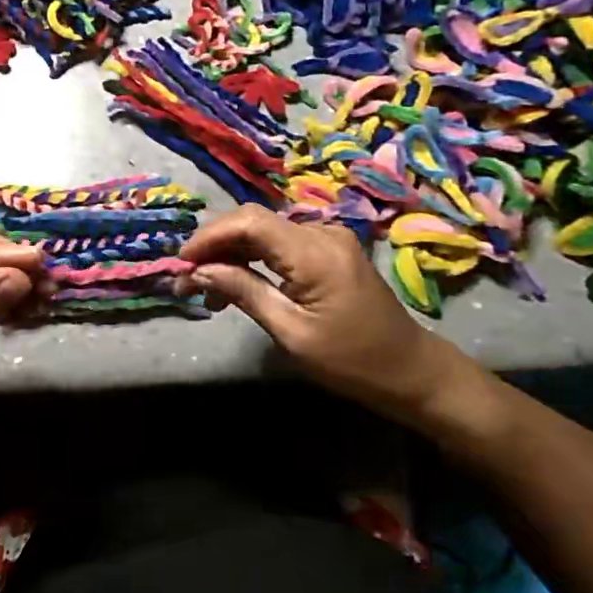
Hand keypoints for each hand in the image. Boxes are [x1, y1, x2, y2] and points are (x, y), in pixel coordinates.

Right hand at [178, 204, 483, 420]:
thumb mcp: (292, 333)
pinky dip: (253, 257)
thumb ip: (244, 291)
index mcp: (315, 252)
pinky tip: (236, 282)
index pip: (249, 222)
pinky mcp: (328, 248)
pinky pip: (280, 242)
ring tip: (207, 288)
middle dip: (215, 245)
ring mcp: (327, 237)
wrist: (412, 371)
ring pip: (263, 230)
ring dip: (231, 253)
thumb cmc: (352, 361)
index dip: (209, 236)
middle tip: (187, 279)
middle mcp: (321, 232)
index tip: (181, 263)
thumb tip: (199, 270)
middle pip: (253, 221)